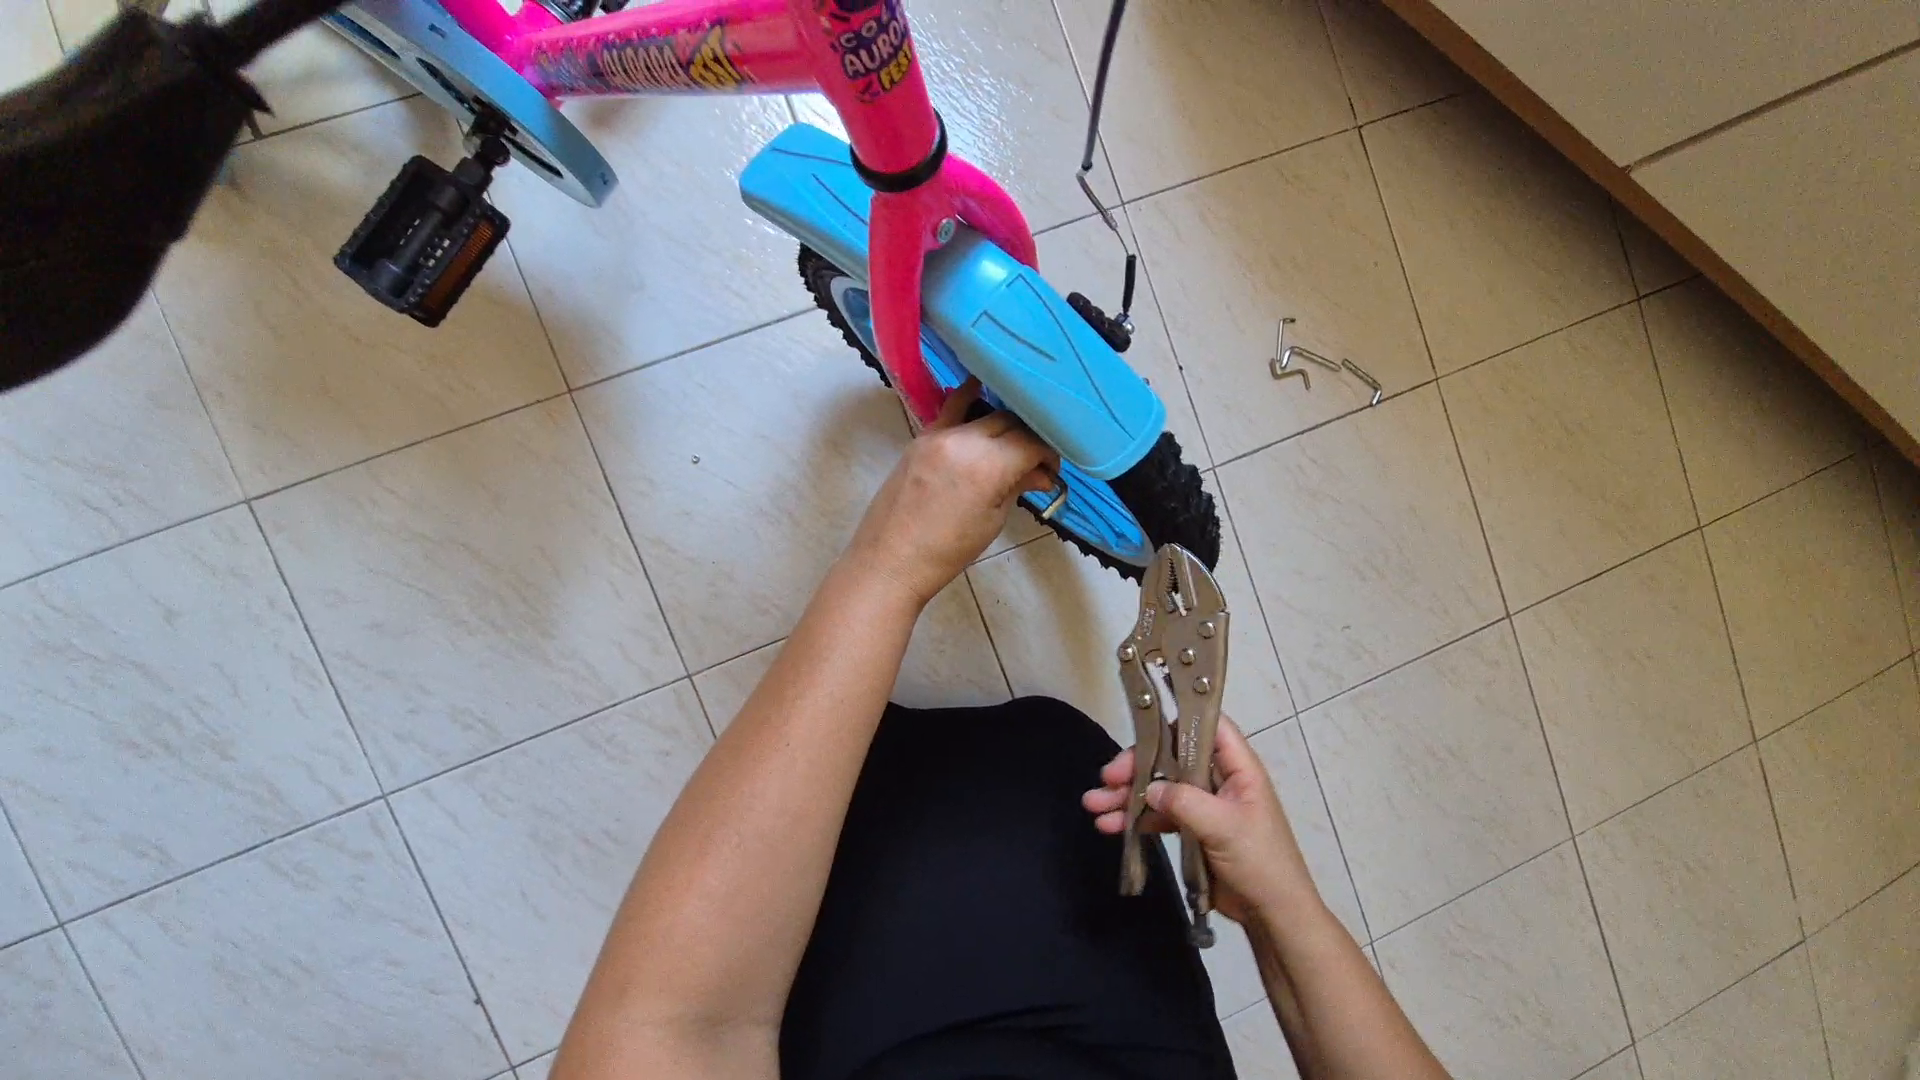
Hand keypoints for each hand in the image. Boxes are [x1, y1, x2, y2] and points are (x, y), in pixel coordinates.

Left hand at [843, 380, 1058, 609]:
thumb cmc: (947, 551)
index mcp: (988, 466)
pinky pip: (950, 410)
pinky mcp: (921, 437)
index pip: (1031, 442)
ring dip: (1002, 420)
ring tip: (1010, 439)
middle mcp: (965, 440)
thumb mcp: (992, 520)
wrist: (891, 559)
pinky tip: (978, 390)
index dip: (1048, 452)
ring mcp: (939, 435)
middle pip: (1009, 421)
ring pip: (983, 412)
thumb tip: (1043, 475)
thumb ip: (1017, 487)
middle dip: (1028, 436)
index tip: (1051, 469)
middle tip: (1035, 459)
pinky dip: (967, 399)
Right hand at [1082, 717, 1323, 924]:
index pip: (1207, 726)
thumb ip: (1185, 802)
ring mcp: (1204, 804)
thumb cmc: (1260, 862)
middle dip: (1137, 765)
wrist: (1273, 916)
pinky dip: (1133, 818)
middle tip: (1107, 777)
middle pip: (1172, 757)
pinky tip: (1109, 825)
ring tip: (1093, 805)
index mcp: (1238, 768)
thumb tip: (1149, 788)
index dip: (1176, 718)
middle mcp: (1219, 779)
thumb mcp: (1224, 827)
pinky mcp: (1191, 829)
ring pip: (1160, 786)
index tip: (1141, 725)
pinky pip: (1157, 814)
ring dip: (1127, 794)